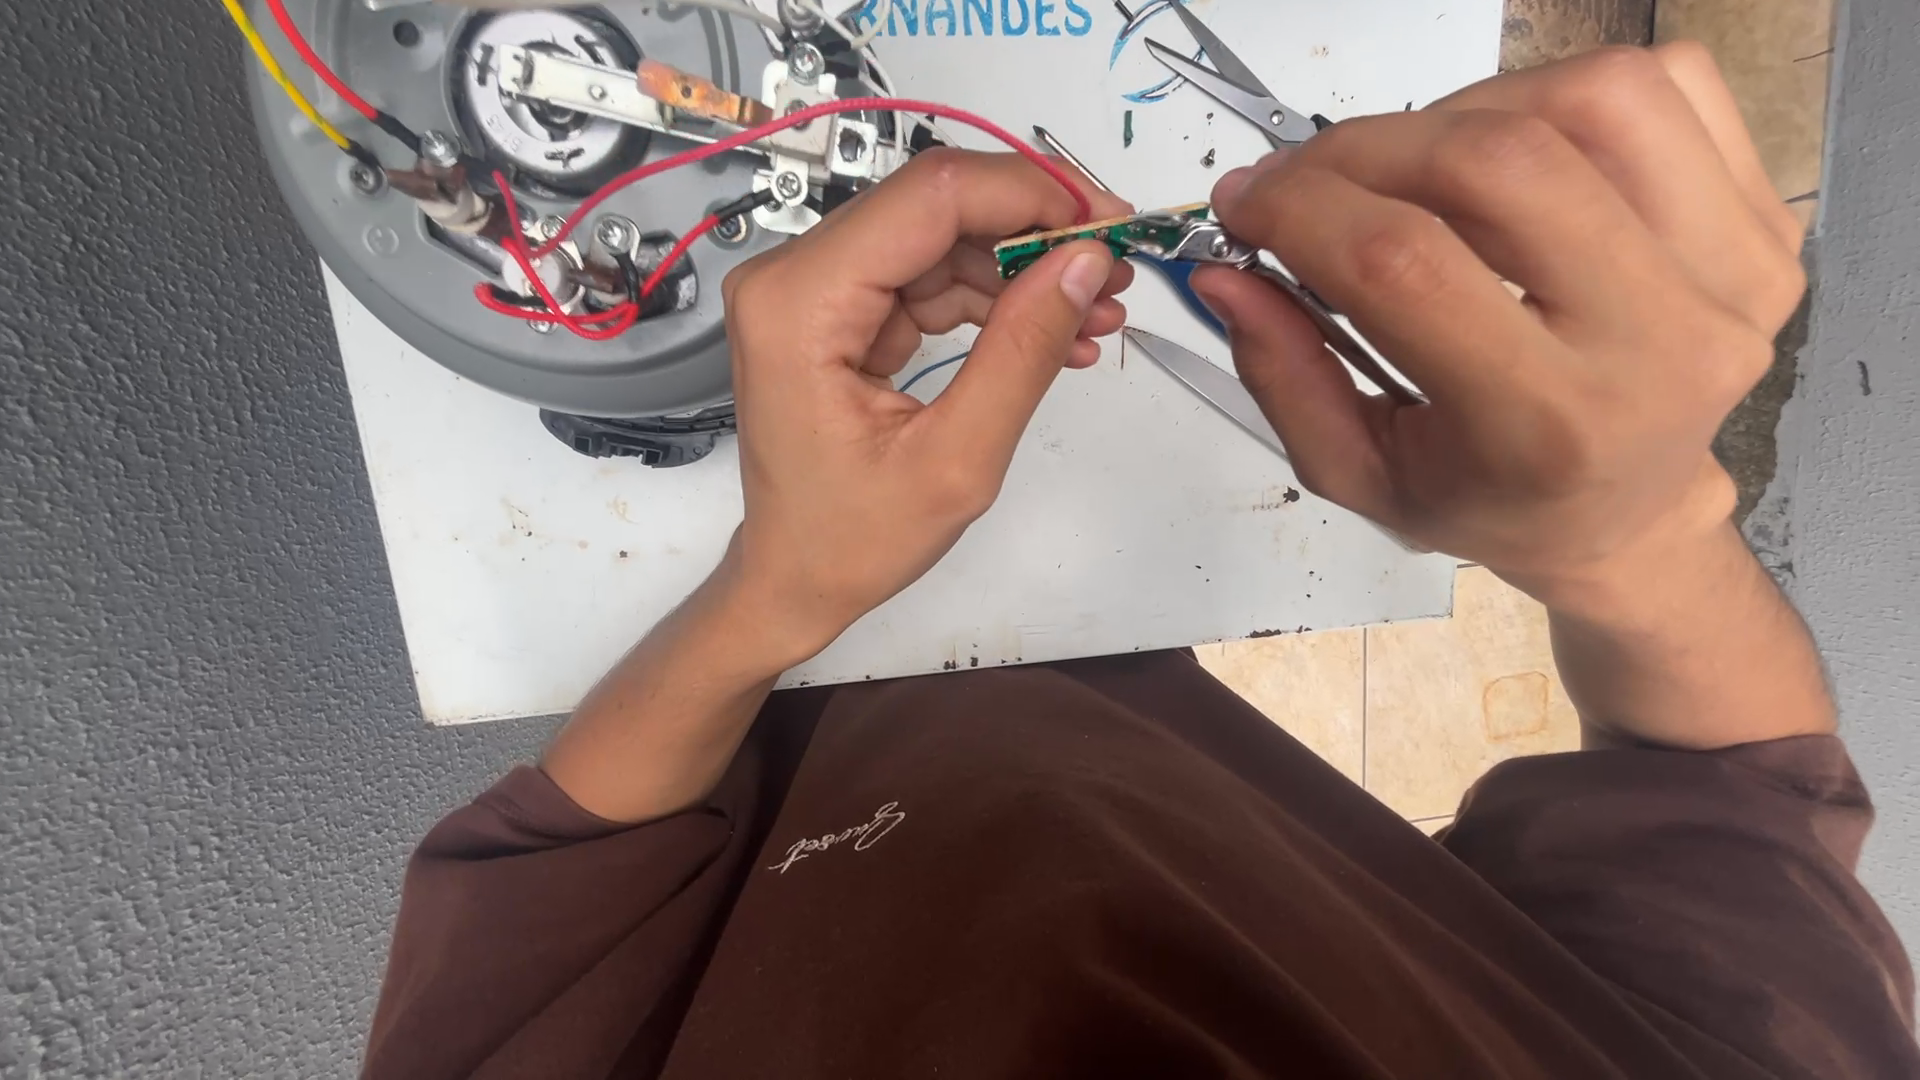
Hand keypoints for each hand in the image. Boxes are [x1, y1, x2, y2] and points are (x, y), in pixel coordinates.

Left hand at [717, 149, 1133, 664]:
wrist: (798, 578)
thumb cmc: (856, 541)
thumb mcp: (957, 460)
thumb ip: (1021, 353)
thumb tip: (1087, 262)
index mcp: (799, 304)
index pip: (930, 198)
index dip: (1030, 195)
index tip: (1109, 225)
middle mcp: (791, 278)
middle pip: (933, 210)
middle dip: (1033, 236)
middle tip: (1114, 276)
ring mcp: (811, 293)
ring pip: (938, 245)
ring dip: (1020, 276)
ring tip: (1092, 319)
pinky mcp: (836, 315)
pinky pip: (925, 284)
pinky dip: (989, 304)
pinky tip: (1047, 336)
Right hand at [1190, 44, 1803, 612]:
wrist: (1622, 513)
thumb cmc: (1473, 504)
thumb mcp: (1349, 470)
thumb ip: (1279, 373)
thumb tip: (1220, 276)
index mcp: (1539, 422)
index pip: (1403, 266)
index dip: (1302, 211)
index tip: (1241, 203)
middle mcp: (1658, 335)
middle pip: (1492, 164)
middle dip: (1358, 151)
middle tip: (1295, 178)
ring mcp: (1731, 267)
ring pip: (1581, 101)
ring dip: (1448, 116)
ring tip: (1393, 173)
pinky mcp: (1762, 219)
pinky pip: (1653, 89)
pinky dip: (1541, 95)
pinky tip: (1488, 157)